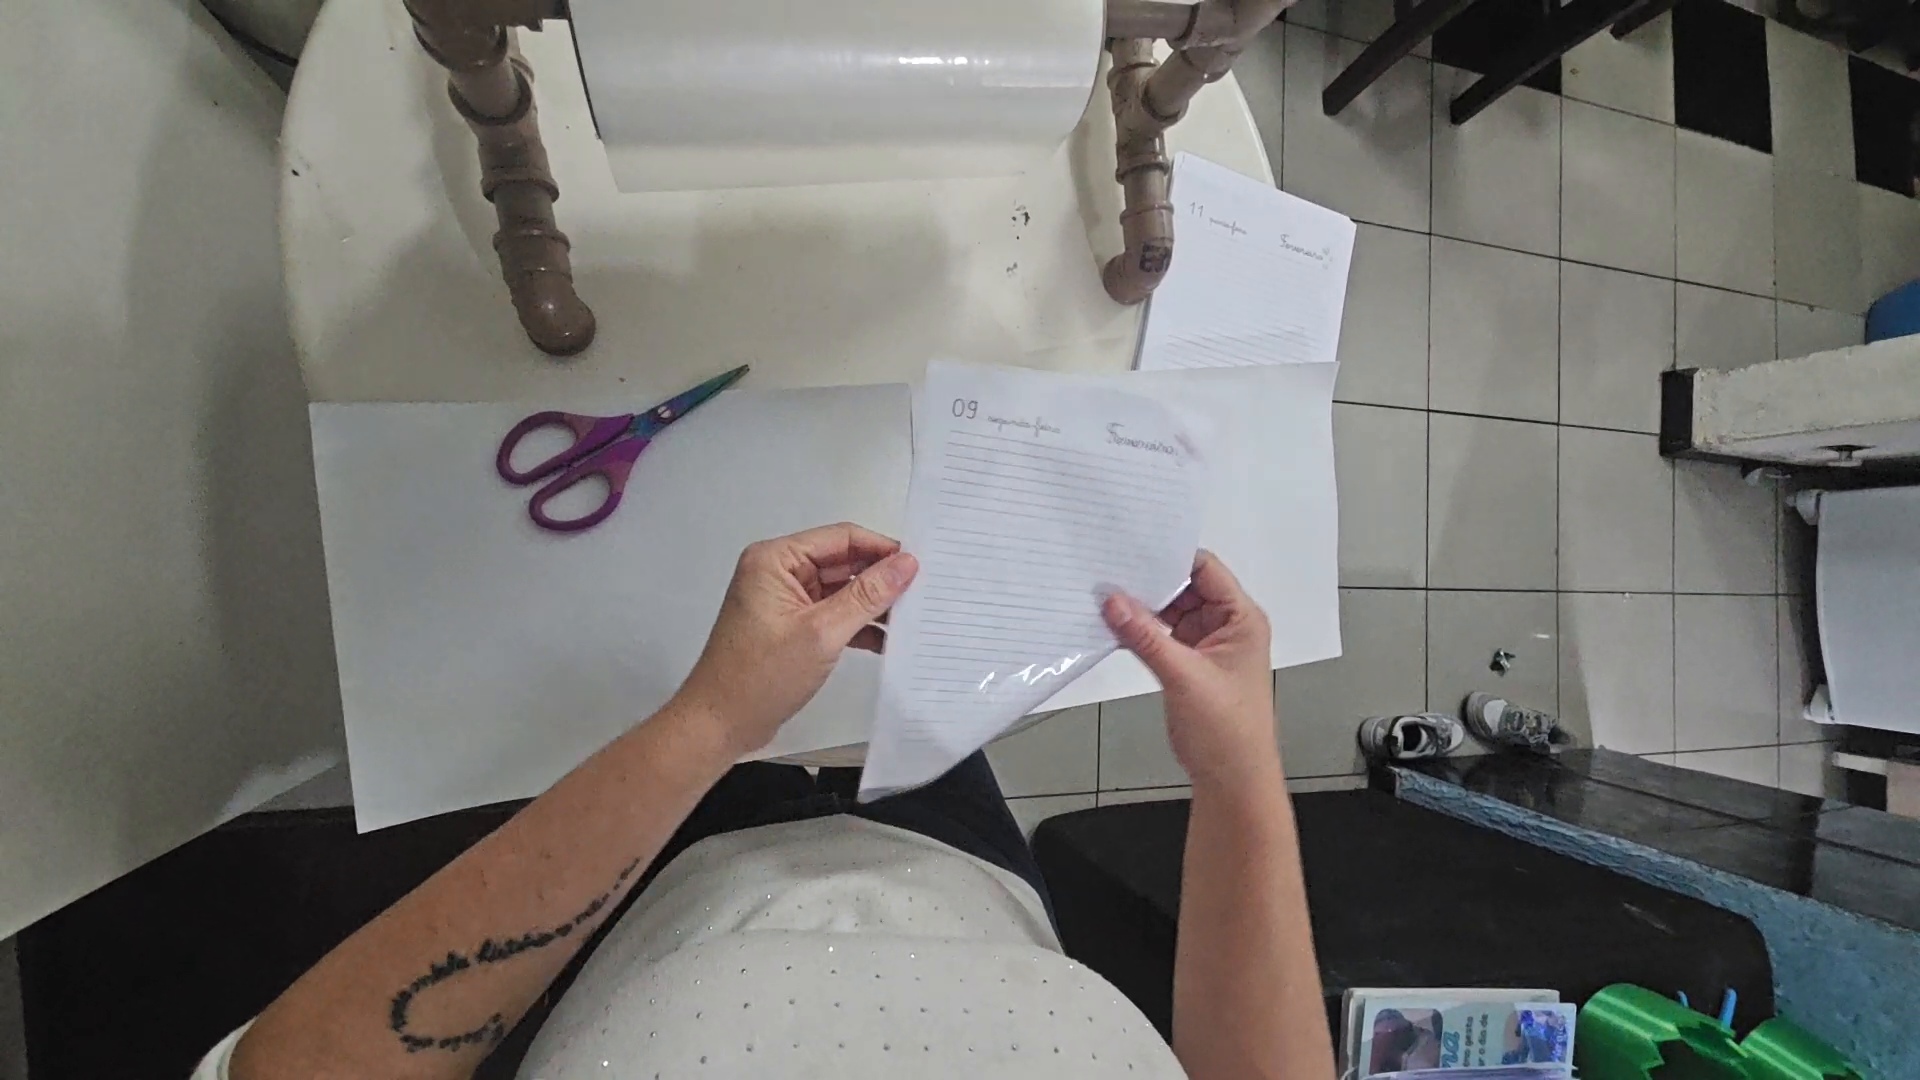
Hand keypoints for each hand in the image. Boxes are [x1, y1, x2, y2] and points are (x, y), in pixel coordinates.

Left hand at [673, 523, 918, 755]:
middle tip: (923, 592)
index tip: (919, 565)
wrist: (719, 725)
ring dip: (872, 604)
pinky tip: (887, 640)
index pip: (841, 538)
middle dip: (880, 578)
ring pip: (842, 589)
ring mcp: (786, 600)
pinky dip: (858, 624)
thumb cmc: (759, 677)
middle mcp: (779, 572)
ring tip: (911, 618)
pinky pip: (834, 612)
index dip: (881, 549)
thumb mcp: (822, 632)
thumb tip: (906, 564)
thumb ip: (867, 596)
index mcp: (776, 560)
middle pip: (843, 562)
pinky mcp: (793, 625)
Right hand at [1102, 551, 1278, 789]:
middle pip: (1184, 586)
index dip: (1171, 556)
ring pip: (1168, 609)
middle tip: (1108, 566)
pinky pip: (1159, 633)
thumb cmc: (1226, 729)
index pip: (1205, 569)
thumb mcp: (1184, 676)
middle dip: (1149, 579)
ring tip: (1103, 590)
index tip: (1133, 546)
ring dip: (1141, 604)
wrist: (1231, 780)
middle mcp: (1224, 624)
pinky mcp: (1185, 661)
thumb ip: (1145, 636)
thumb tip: (1110, 600)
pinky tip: (1111, 621)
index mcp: (1240, 618)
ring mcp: (1204, 642)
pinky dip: (1138, 628)